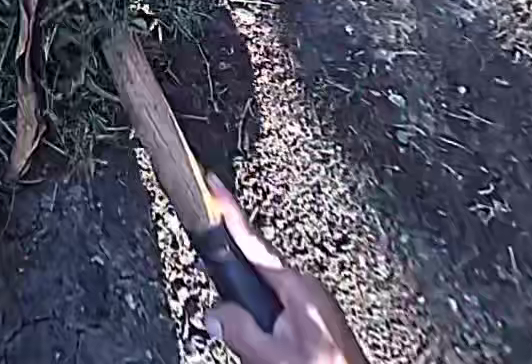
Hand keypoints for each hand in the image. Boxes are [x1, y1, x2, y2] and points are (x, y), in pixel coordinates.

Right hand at [201, 177, 367, 363]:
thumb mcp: (273, 356)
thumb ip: (240, 330)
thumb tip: (215, 313)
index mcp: (297, 285)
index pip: (252, 240)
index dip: (229, 210)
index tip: (214, 185)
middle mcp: (308, 287)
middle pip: (257, 268)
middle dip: (235, 280)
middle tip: (216, 294)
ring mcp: (314, 303)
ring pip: (268, 294)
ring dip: (252, 310)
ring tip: (250, 344)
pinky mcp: (318, 321)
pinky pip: (281, 310)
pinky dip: (266, 323)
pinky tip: (265, 347)